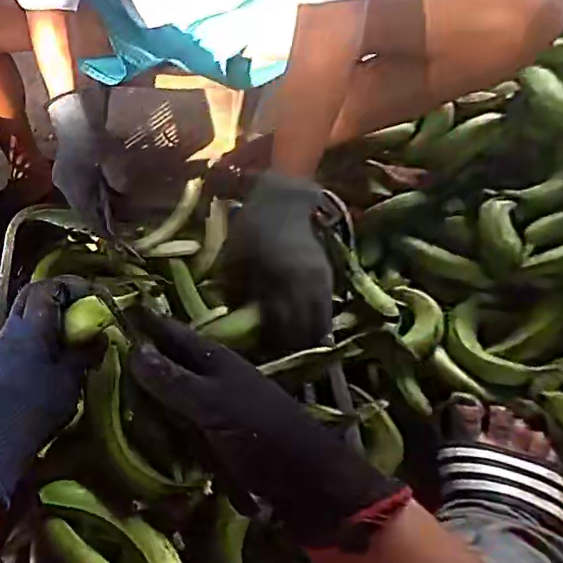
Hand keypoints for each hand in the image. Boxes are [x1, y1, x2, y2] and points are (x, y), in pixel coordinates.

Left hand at [0, 278, 92, 502]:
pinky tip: (55, 342)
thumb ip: (85, 351)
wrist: (2, 431)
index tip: (94, 296)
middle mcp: (14, 325)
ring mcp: (5, 339)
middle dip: (58, 292)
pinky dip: (40, 326)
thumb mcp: (71, 377)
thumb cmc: (39, 402)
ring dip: (48, 309)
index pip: (48, 288)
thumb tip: (100, 334)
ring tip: (72, 323)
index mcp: (32, 325)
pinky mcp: (3, 354)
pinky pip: (23, 327)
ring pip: (25, 309)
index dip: (72, 286)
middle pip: (33, 293)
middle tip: (82, 303)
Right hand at [47, 91, 116, 235]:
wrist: (73, 113)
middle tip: (118, 225)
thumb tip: (122, 194)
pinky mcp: (63, 170)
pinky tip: (102, 191)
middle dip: (100, 217)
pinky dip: (90, 193)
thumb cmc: (94, 137)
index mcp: (75, 188)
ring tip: (112, 210)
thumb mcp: (112, 160)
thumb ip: (118, 182)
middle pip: (83, 209)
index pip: (89, 217)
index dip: (103, 229)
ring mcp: (61, 178)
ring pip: (80, 199)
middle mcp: (64, 187)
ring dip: (95, 204)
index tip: (116, 239)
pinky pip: (77, 189)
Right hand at [126, 308, 408, 548]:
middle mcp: (211, 377)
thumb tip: (133, 349)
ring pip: (169, 395)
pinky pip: (178, 424)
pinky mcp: (215, 436)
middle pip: (164, 362)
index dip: (142, 320)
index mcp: (212, 358)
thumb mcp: (212, 405)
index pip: (168, 331)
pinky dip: (162, 428)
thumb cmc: (263, 435)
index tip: (110, 309)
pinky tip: (142, 436)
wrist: (311, 486)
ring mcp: (213, 406)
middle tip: (98, 361)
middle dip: (135, 363)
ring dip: (146, 400)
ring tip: (112, 400)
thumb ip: (173, 380)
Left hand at [226, 171, 340, 350]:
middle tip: (279, 361)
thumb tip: (235, 320)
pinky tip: (308, 334)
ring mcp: (318, 281)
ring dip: (308, 340)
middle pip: (301, 331)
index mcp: (274, 280)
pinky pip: (327, 310)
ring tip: (295, 352)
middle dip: (291, 349)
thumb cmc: (251, 229)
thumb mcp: (234, 258)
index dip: (269, 346)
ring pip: (319, 324)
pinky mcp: (328, 276)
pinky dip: (318, 325)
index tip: (260, 357)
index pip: (275, 327)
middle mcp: (300, 285)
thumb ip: (236, 290)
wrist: (284, 201)